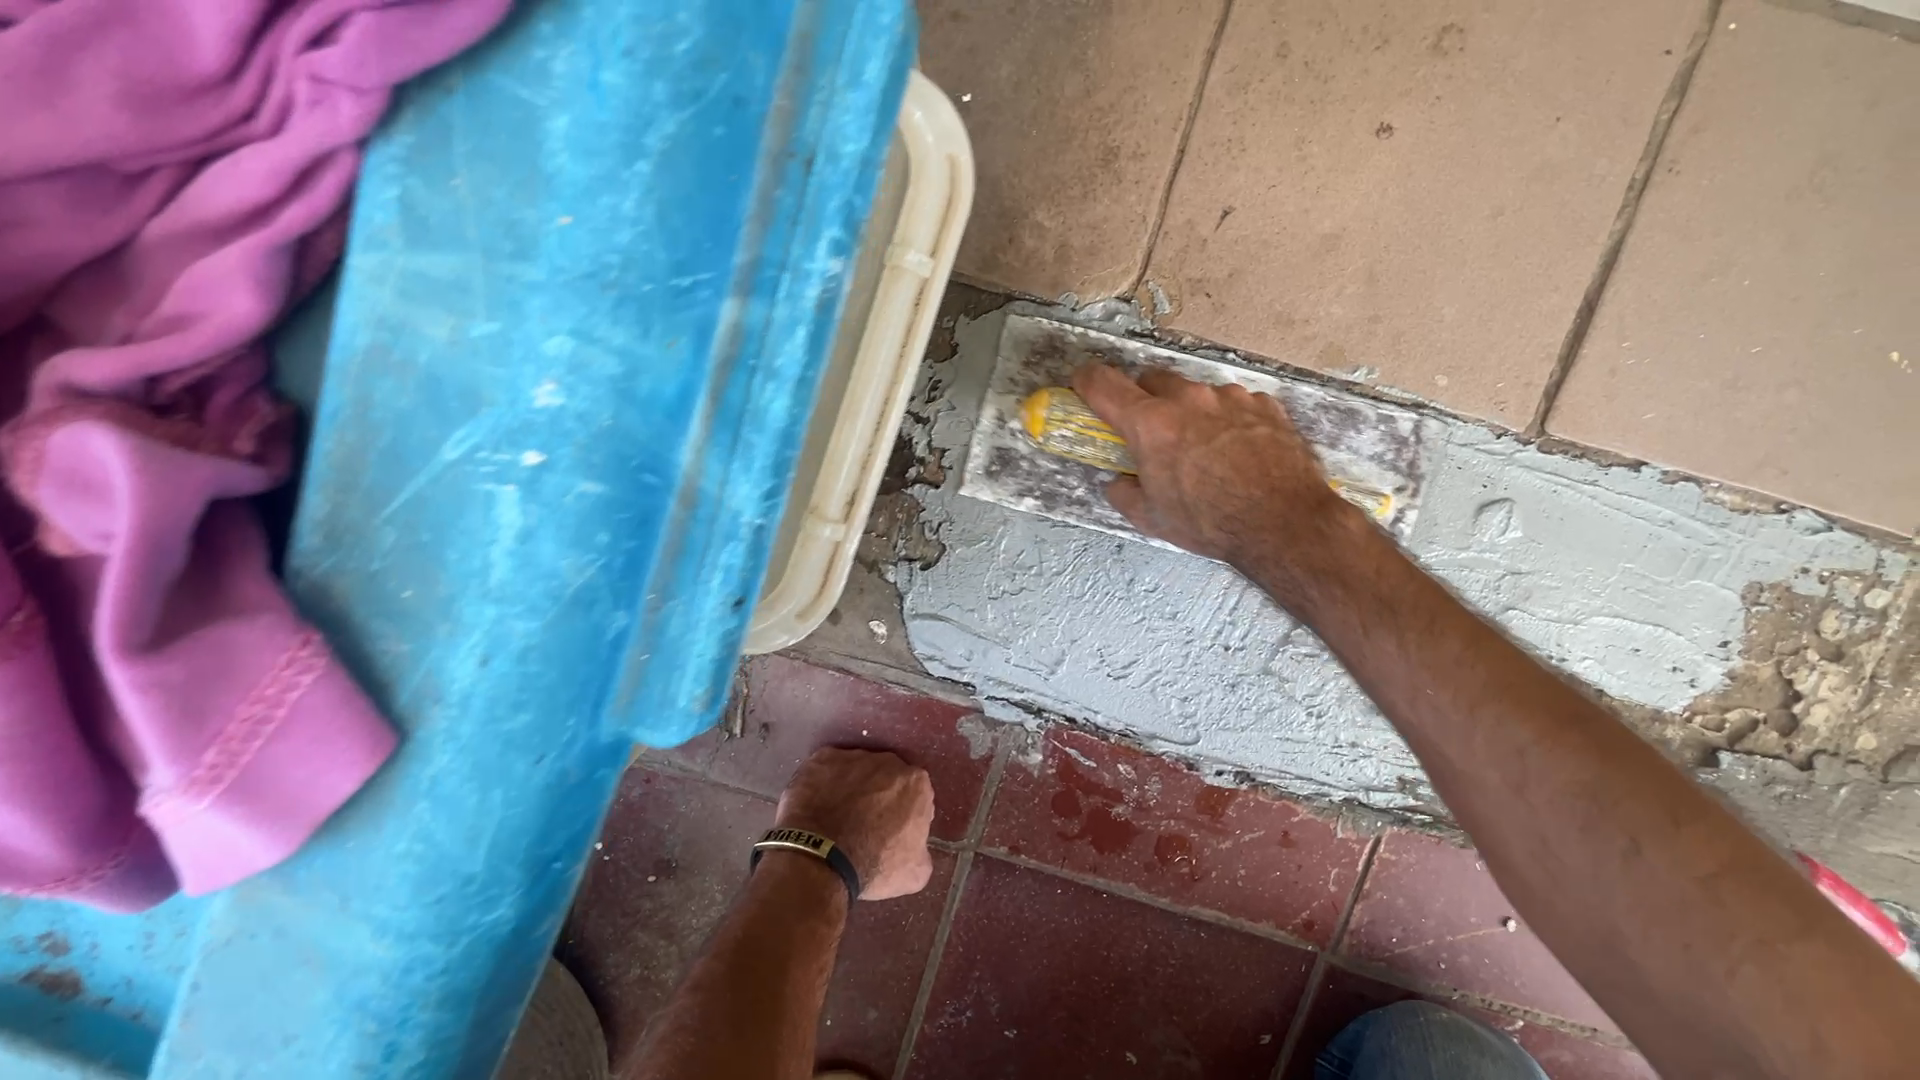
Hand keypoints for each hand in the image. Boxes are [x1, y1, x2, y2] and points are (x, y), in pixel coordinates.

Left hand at [773, 748, 934, 901]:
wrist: (820, 860)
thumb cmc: (873, 866)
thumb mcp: (916, 871)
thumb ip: (921, 848)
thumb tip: (914, 845)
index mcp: (915, 784)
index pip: (916, 795)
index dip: (904, 814)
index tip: (893, 831)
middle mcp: (886, 762)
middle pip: (886, 777)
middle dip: (879, 795)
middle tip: (864, 823)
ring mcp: (851, 757)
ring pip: (856, 770)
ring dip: (851, 787)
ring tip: (835, 816)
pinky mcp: (820, 759)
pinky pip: (826, 769)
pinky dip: (822, 783)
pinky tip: (816, 805)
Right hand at [1071, 362, 1350, 567]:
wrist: (1284, 523)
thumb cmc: (1211, 523)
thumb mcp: (1151, 519)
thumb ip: (1124, 493)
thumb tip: (1118, 481)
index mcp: (1151, 424)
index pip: (1103, 384)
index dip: (1086, 381)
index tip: (1082, 384)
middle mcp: (1188, 400)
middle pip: (1152, 379)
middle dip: (1143, 399)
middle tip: (1149, 430)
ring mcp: (1230, 398)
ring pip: (1196, 391)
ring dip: (1189, 410)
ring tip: (1201, 447)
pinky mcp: (1264, 405)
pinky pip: (1234, 403)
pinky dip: (1227, 420)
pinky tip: (1236, 450)